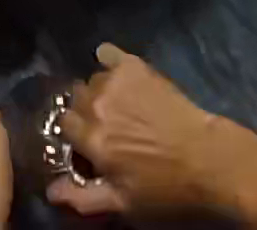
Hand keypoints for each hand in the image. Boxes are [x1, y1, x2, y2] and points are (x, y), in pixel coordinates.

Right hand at [50, 43, 232, 217]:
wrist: (205, 156)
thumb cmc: (164, 186)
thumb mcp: (123, 204)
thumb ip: (83, 197)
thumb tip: (51, 190)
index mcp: (93, 140)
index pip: (65, 124)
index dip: (75, 132)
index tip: (87, 137)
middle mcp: (98, 106)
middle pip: (75, 98)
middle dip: (85, 109)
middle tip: (105, 121)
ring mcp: (116, 81)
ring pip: (93, 79)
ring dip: (100, 89)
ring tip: (118, 101)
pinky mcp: (134, 65)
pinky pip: (108, 53)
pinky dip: (108, 59)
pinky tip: (117, 69)